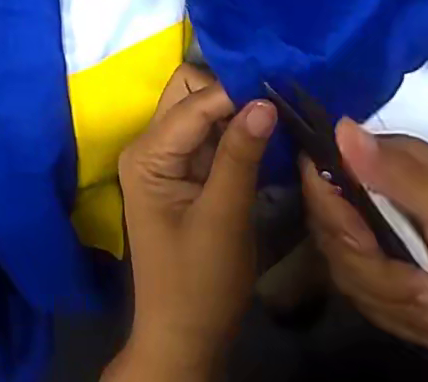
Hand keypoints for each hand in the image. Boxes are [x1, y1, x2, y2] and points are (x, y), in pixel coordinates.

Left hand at [104, 65, 276, 381]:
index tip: (279, 87)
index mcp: (148, 153)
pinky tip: (264, 131)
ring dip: (234, 108)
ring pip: (200, 109)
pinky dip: (234, 129)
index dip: (234, 92)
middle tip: (275, 100)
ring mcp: (165, 157)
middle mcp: (149, 144)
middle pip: (188, 92)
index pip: (193, 103)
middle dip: (229, 91)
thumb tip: (265, 101)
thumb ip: (241, 155)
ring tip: (277, 108)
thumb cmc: (200, 284)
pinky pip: (208, 134)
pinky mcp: (182, 171)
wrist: (183, 339)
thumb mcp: (225, 218)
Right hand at [303, 122, 427, 381]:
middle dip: (377, 272)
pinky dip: (407, 323)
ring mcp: (389, 244)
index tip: (361, 239)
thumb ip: (400, 176)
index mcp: (399, 166)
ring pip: (346, 270)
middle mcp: (384, 197)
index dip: (332, 206)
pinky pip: (365, 301)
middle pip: (331, 228)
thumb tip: (340, 126)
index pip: (327, 167)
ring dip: (400, 304)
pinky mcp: (395, 286)